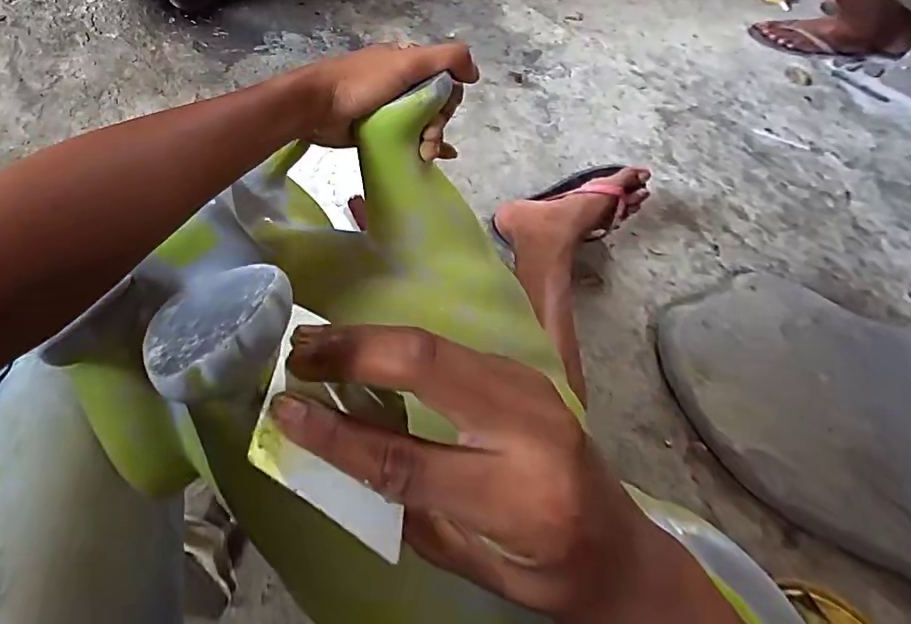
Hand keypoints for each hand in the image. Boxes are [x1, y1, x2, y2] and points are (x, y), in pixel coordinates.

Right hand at [270, 325, 738, 623]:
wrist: (624, 550)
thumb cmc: (543, 572)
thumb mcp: (468, 560)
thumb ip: (399, 502)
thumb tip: (323, 444)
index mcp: (521, 500)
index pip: (408, 459)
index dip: (338, 434)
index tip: (286, 410)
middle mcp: (530, 429)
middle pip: (425, 365)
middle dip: (351, 353)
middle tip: (297, 354)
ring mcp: (528, 385)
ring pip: (428, 341)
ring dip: (361, 338)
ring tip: (312, 344)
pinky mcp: (517, 366)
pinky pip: (439, 343)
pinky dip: (386, 340)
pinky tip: (352, 345)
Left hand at [293, 42, 477, 158]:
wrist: (314, 107)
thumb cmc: (359, 83)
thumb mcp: (406, 62)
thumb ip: (446, 58)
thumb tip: (474, 74)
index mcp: (405, 62)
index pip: (445, 80)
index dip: (448, 98)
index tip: (440, 112)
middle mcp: (399, 83)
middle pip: (436, 105)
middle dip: (438, 123)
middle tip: (427, 138)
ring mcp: (387, 108)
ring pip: (424, 124)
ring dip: (432, 139)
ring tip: (424, 153)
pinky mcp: (377, 130)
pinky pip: (408, 138)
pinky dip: (423, 146)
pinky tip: (432, 157)